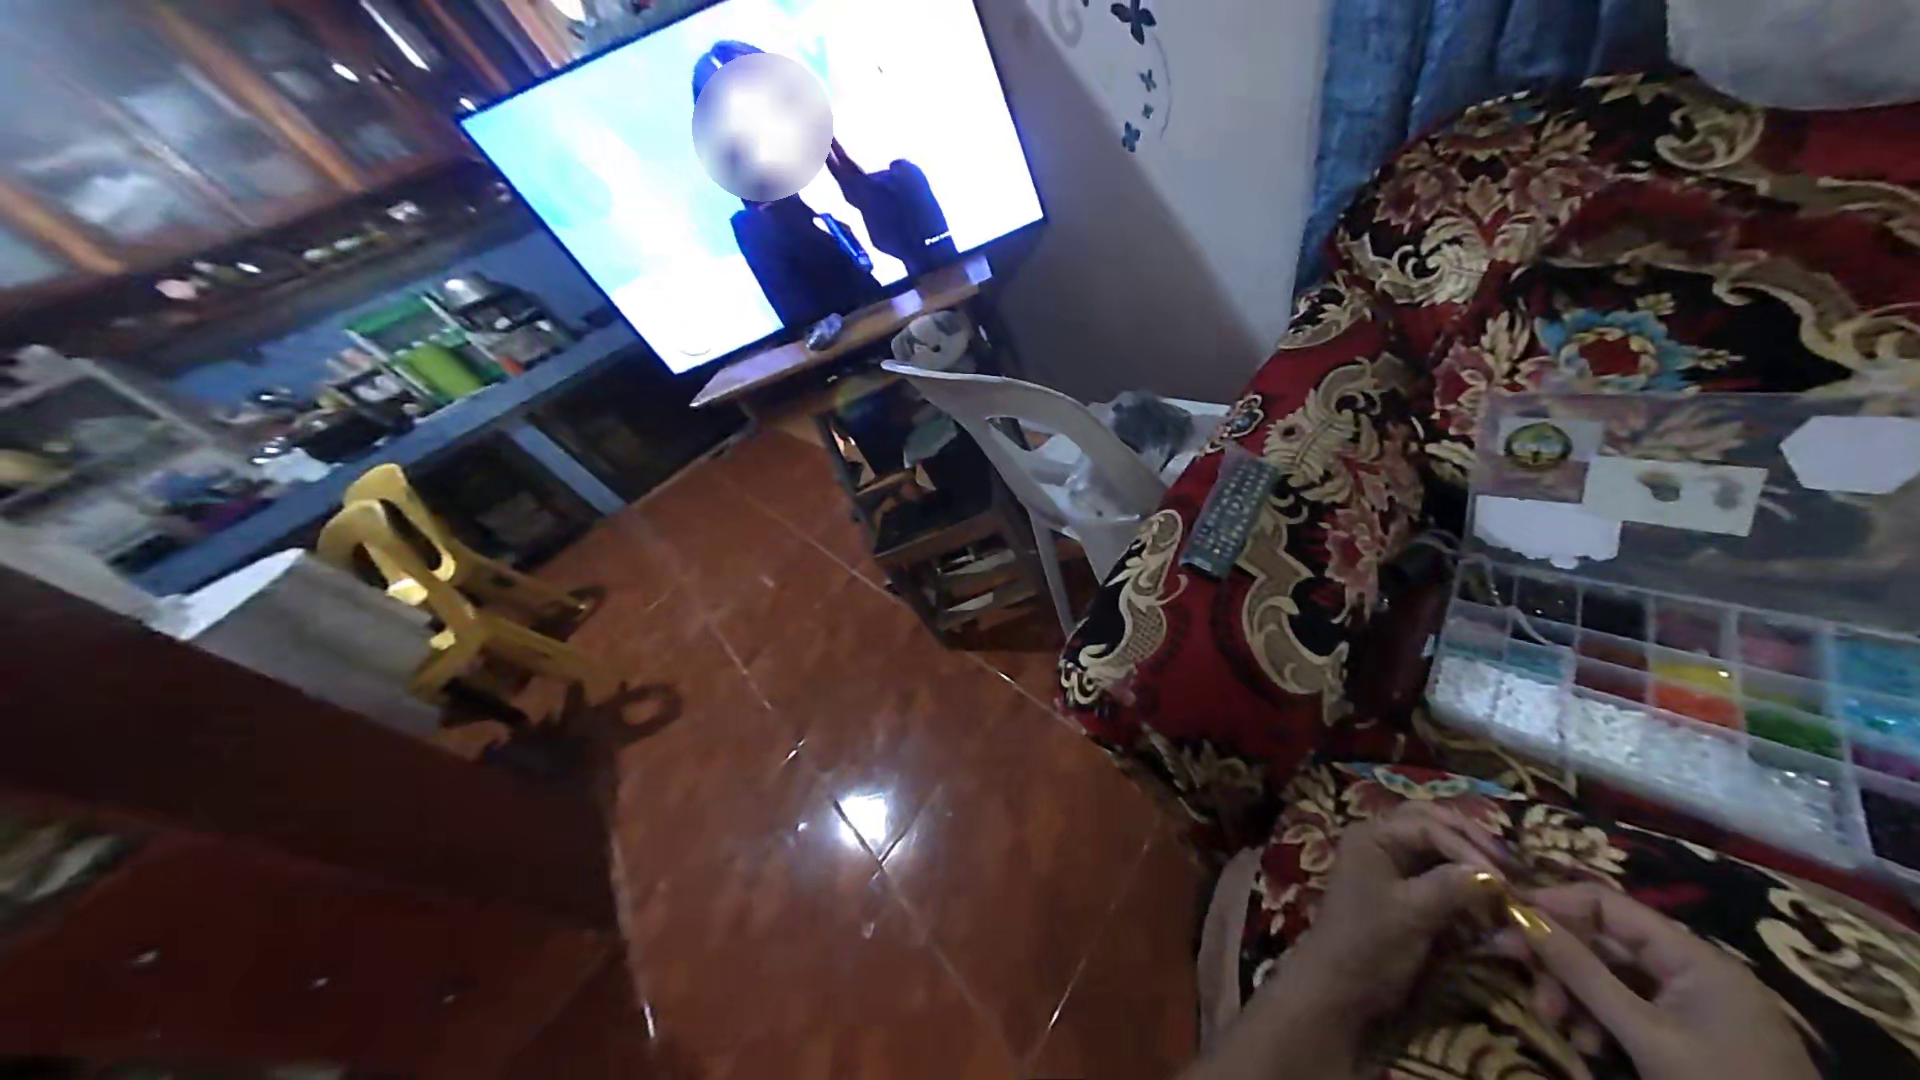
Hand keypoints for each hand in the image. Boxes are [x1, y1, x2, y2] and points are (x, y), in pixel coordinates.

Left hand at [1182, 802, 1507, 1079]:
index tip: (1505, 880)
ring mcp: (1392, 862)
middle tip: (1514, 868)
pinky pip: (1440, 872)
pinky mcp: (1406, 887)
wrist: (1343, 982)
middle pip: (1433, 825)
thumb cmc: (1369, 941)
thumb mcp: (1411, 913)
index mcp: (1371, 835)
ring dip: (1471, 860)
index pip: (1426, 824)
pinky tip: (1491, 898)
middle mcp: (1380, 839)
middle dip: (1472, 842)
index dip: (1468, 847)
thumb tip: (1493, 873)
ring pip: (1439, 847)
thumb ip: (1449, 888)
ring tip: (1508, 882)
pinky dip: (1466, 881)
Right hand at [1511, 883, 1818, 1079]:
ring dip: (1570, 990)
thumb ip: (1580, 971)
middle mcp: (1693, 968)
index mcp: (1694, 957)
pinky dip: (1596, 1015)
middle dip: (1555, 956)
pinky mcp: (1690, 1032)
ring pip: (1608, 973)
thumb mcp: (1643, 1033)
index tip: (1506, 917)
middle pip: (1602, 938)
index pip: (1605, 902)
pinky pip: (1627, 1003)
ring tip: (1550, 1019)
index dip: (1552, 903)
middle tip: (1507, 962)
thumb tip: (1518, 914)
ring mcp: (1693, 1002)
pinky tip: (1584, 1041)